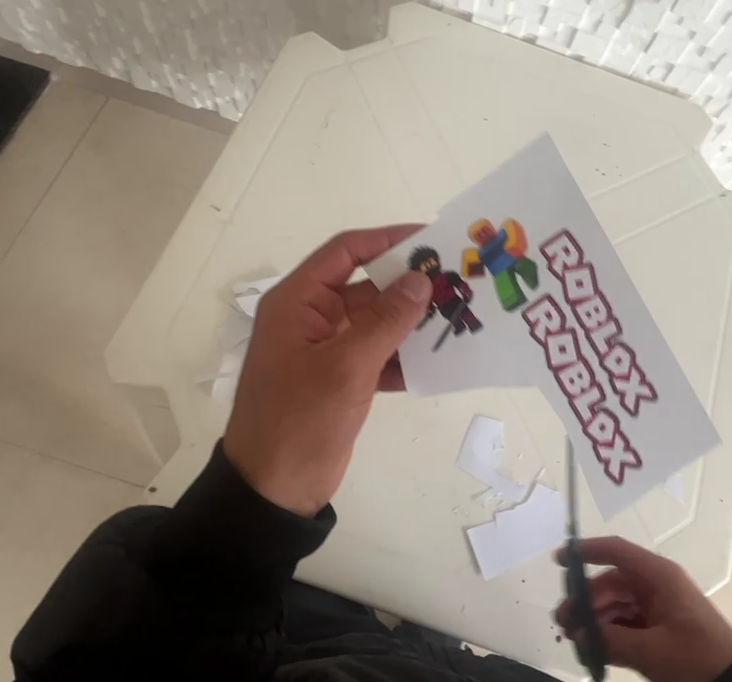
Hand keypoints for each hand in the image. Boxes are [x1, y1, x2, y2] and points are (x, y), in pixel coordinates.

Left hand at [222, 225, 429, 516]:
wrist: (272, 492)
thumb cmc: (299, 419)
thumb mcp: (345, 366)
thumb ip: (386, 320)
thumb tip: (422, 280)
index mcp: (298, 302)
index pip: (346, 252)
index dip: (387, 239)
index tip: (431, 239)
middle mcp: (312, 317)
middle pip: (367, 286)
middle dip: (408, 285)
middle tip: (456, 281)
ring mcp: (327, 350)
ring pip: (377, 322)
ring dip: (412, 322)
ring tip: (458, 316)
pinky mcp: (341, 379)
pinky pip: (379, 354)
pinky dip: (405, 357)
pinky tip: (440, 360)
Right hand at [556, 537, 731, 681]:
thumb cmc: (696, 659)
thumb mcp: (652, 651)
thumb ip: (611, 641)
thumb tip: (577, 635)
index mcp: (659, 577)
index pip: (617, 552)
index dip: (587, 551)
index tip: (559, 560)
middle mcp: (657, 586)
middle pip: (612, 582)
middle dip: (586, 600)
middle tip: (562, 620)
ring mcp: (660, 609)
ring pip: (618, 605)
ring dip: (595, 620)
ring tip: (573, 639)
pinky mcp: (662, 632)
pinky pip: (628, 625)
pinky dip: (610, 634)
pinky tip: (593, 649)